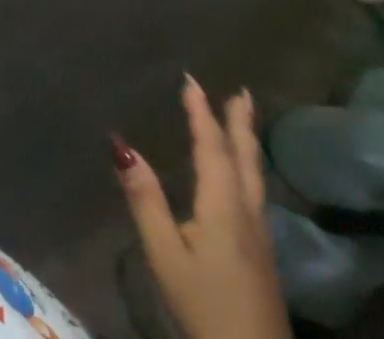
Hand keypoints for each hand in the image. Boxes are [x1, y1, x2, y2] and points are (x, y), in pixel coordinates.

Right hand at [115, 78, 291, 338]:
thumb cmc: (202, 302)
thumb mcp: (163, 251)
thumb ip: (145, 199)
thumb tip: (122, 146)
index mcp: (223, 207)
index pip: (212, 149)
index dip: (201, 114)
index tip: (191, 81)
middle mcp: (247, 212)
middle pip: (246, 159)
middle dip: (240, 123)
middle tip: (241, 92)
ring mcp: (260, 233)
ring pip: (256, 175)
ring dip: (248, 143)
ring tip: (244, 121)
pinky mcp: (262, 250)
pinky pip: (255, 190)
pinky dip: (248, 166)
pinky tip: (243, 174)